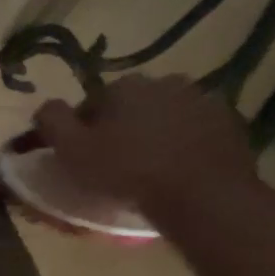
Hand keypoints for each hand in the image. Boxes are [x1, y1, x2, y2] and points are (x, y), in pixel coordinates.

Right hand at [34, 74, 263, 218]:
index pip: (90, 104)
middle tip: (112, 163)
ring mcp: (203, 100)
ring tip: (145, 168)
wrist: (201, 194)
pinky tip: (174, 170)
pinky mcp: (229, 123)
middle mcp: (166, 82)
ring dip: (152, 134)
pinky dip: (182, 144)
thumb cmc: (125, 171)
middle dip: (119, 128)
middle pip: (129, 107)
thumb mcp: (70, 149)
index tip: (79, 156)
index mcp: (124, 86)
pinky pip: (193, 131)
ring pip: (163, 117)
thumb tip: (45, 107)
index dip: (80, 131)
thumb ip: (51, 121)